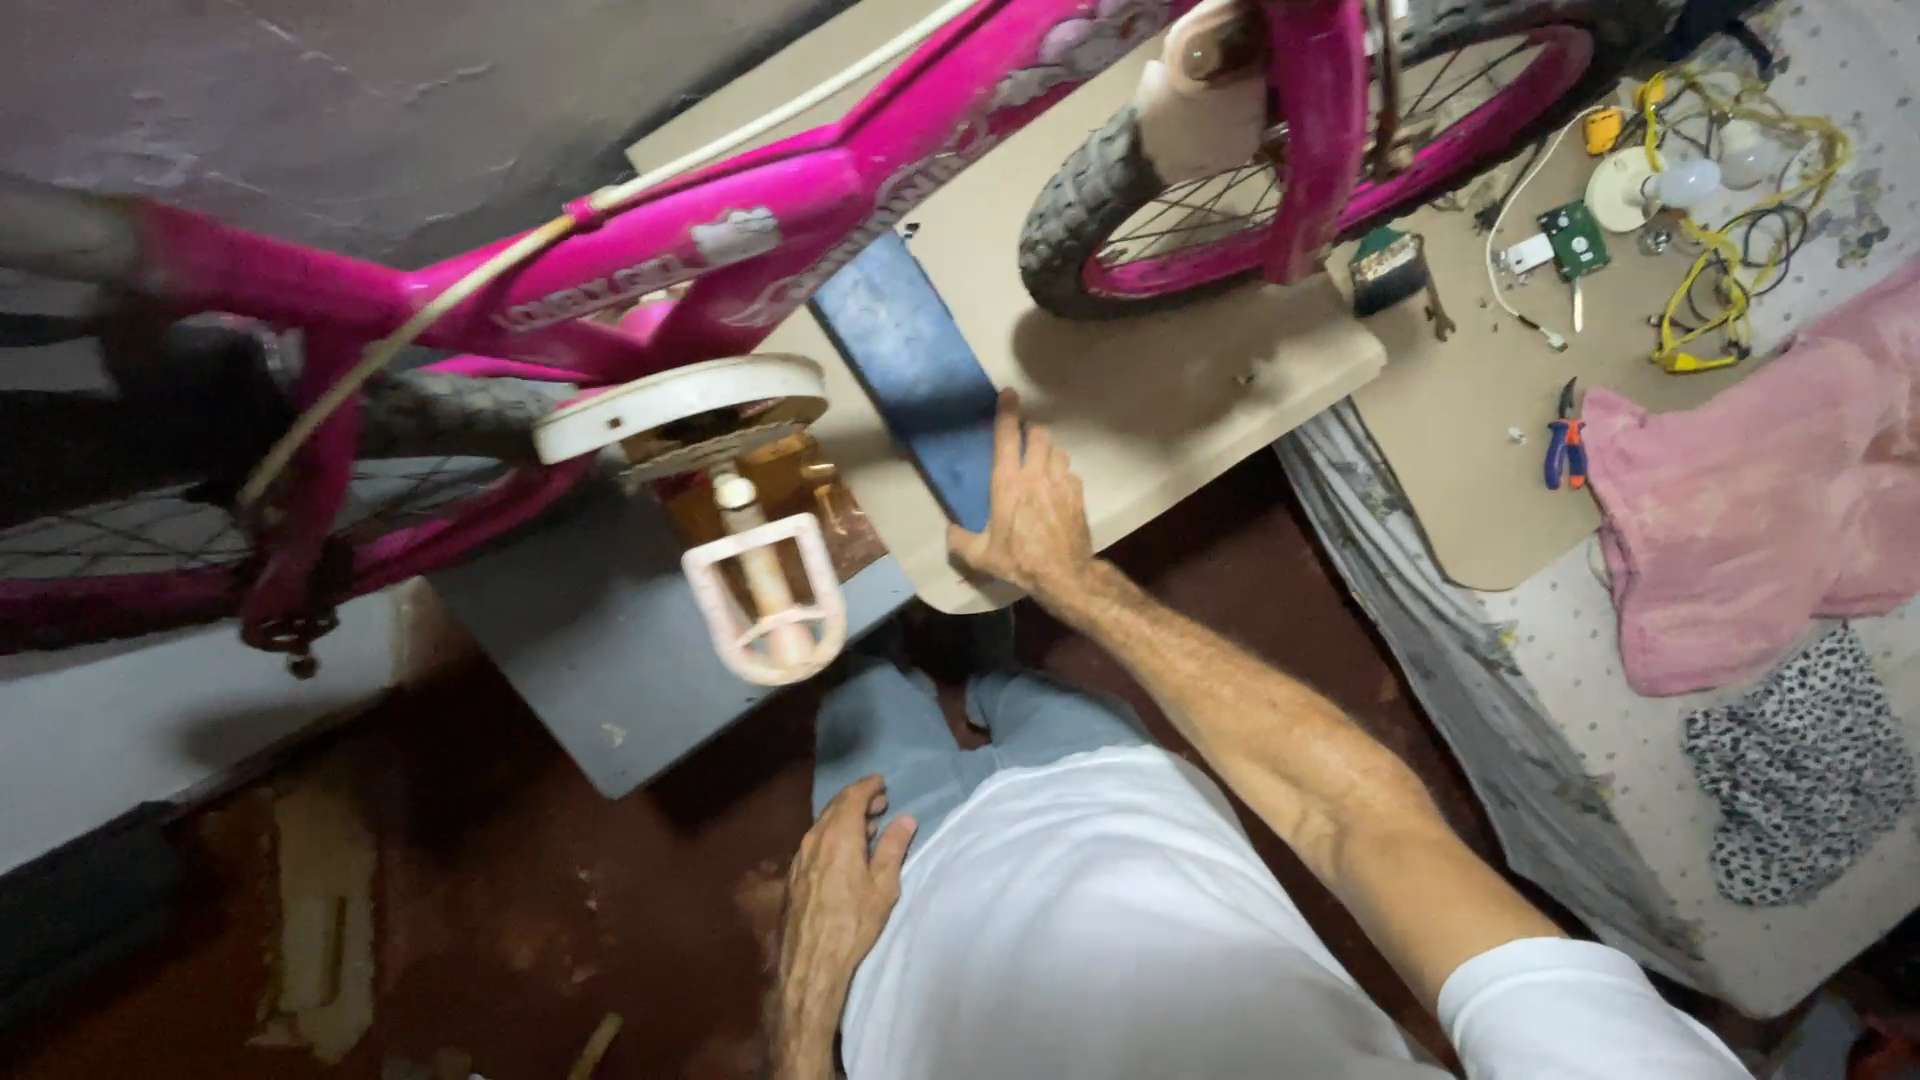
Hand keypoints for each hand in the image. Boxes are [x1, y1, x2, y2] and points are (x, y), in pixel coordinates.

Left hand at [771, 775, 914, 1078]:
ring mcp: (801, 856)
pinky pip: (816, 840)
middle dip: (858, 799)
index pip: (852, 796)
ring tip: (869, 825)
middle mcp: (815, 838)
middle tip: (881, 802)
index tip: (882, 782)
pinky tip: (846, 850)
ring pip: (824, 823)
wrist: (811, 962)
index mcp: (838, 836)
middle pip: (836, 807)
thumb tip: (906, 819)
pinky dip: (833, 834)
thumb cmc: (853, 922)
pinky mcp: (795, 874)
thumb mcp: (883, 886)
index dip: (868, 786)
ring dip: (846, 817)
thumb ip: (893, 848)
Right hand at [948, 389, 1097, 605]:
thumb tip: (949, 530)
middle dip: (1030, 432)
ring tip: (1041, 463)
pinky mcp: (1077, 494)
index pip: (1007, 437)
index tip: (1009, 394)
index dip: (1007, 412)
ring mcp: (1060, 482)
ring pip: (1057, 450)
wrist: (1063, 574)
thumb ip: (960, 540)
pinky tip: (1057, 488)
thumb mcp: (981, 556)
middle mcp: (1035, 475)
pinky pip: (1070, 472)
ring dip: (1048, 452)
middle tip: (1024, 440)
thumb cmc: (1019, 561)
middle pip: (1038, 435)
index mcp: (1008, 483)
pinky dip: (1062, 474)